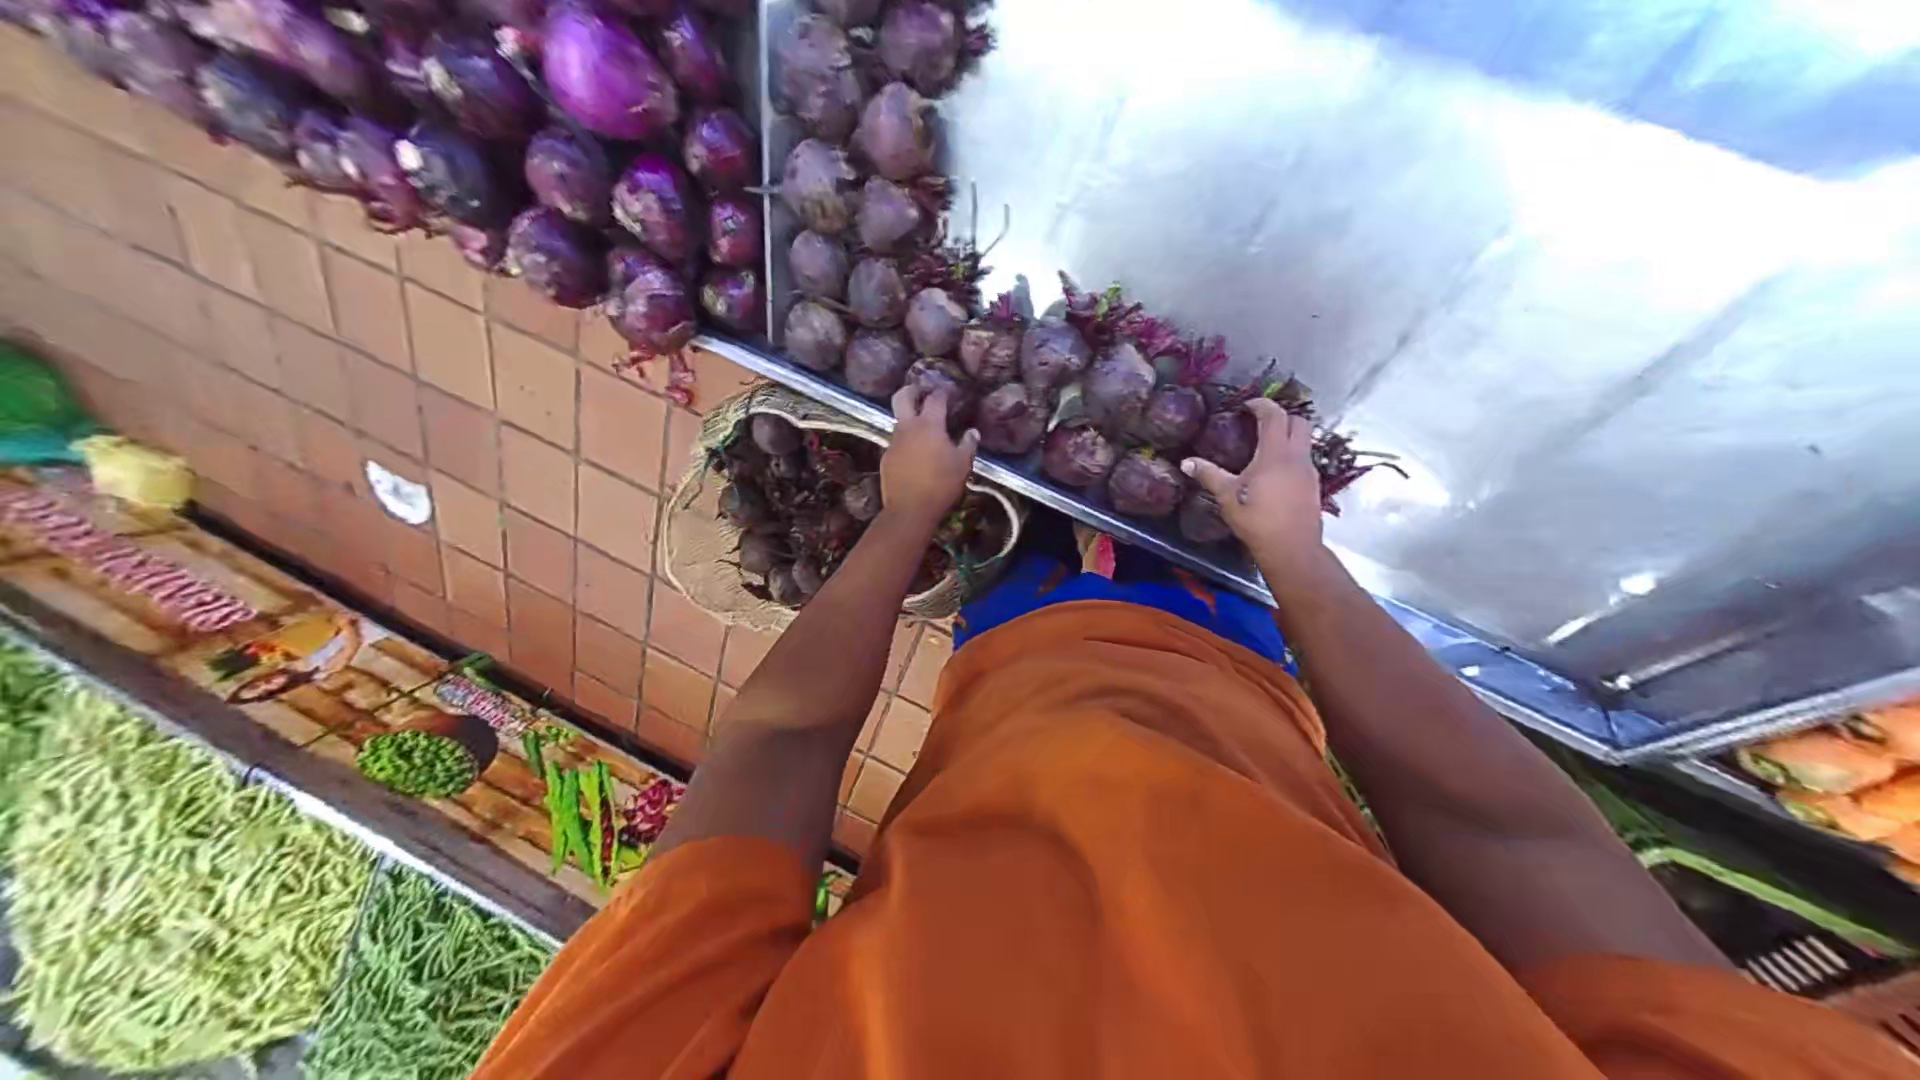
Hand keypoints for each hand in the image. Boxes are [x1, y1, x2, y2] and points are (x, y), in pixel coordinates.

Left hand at [882, 385, 979, 528]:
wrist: (910, 509)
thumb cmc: (941, 484)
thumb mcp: (963, 465)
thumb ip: (968, 444)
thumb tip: (972, 431)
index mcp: (929, 424)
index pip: (935, 398)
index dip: (942, 391)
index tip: (948, 391)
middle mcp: (908, 428)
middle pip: (903, 397)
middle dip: (912, 389)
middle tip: (922, 392)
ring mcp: (893, 442)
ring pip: (899, 422)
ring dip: (909, 420)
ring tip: (923, 430)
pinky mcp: (886, 458)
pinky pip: (896, 443)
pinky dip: (906, 443)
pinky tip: (915, 456)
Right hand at [1182, 398, 1324, 577]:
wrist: (1292, 548)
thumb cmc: (1257, 520)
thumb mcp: (1227, 496)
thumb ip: (1209, 475)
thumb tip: (1186, 462)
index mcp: (1275, 454)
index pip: (1274, 416)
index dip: (1262, 405)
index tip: (1247, 406)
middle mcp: (1297, 457)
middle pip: (1299, 422)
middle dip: (1281, 416)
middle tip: (1260, 422)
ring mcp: (1309, 471)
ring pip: (1305, 440)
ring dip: (1288, 435)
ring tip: (1265, 445)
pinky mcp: (1313, 485)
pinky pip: (1304, 459)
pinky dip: (1291, 454)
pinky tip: (1275, 471)